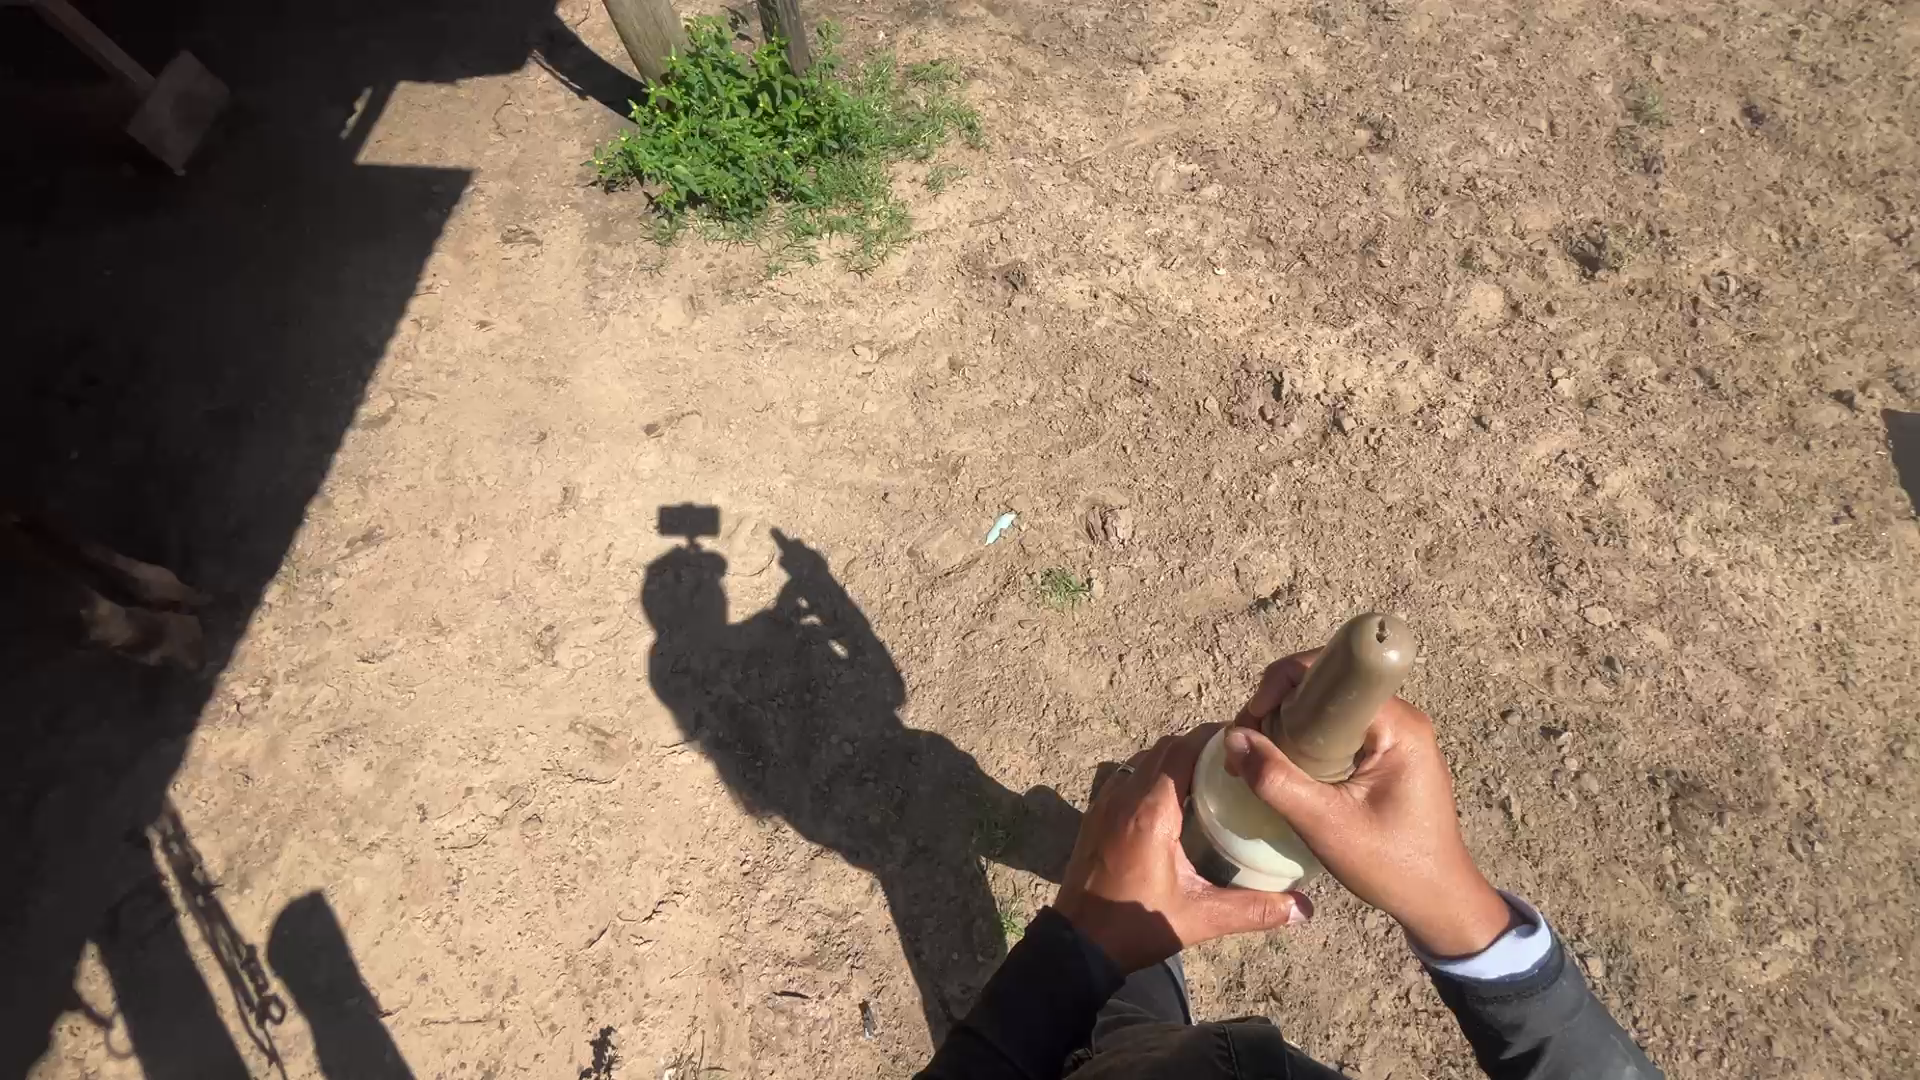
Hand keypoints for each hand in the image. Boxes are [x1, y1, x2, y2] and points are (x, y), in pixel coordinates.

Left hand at [1052, 725, 1311, 972]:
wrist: (1079, 941)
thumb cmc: (1137, 925)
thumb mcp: (1200, 917)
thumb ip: (1254, 910)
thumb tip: (1304, 908)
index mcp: (1150, 811)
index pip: (1181, 751)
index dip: (1210, 737)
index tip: (1240, 736)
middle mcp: (1124, 796)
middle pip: (1163, 749)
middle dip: (1196, 745)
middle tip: (1232, 758)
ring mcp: (1105, 801)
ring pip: (1142, 760)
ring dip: (1172, 758)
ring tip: (1208, 774)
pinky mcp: (1095, 813)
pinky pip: (1127, 776)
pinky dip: (1151, 773)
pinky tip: (1173, 799)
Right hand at [1225, 653, 1516, 957]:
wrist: (1441, 906)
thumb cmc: (1394, 867)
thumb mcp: (1326, 825)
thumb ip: (1277, 780)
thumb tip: (1232, 738)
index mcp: (1396, 724)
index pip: (1329, 672)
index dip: (1282, 684)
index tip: (1254, 720)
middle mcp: (1396, 717)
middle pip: (1319, 685)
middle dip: (1274, 708)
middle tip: (1246, 747)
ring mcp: (1390, 733)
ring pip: (1320, 706)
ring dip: (1281, 725)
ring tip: (1256, 760)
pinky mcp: (1380, 751)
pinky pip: (1328, 727)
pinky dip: (1297, 739)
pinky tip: (1279, 768)